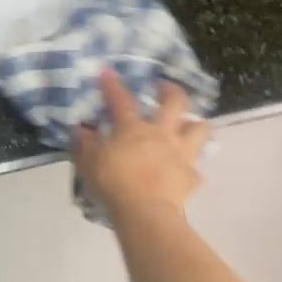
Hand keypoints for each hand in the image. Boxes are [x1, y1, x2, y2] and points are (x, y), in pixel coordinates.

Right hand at [73, 69, 211, 219]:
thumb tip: (82, 129)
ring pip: (200, 128)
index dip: (113, 85)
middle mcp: (161, 133)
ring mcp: (182, 152)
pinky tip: (182, 170)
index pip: (121, 100)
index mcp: (132, 129)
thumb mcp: (88, 162)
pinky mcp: (192, 174)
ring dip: (195, 124)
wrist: (145, 209)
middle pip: (175, 102)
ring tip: (188, 126)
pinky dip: (189, 165)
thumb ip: (85, 144)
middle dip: (170, 90)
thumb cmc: (112, 182)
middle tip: (163, 87)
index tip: (107, 71)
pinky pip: (195, 166)